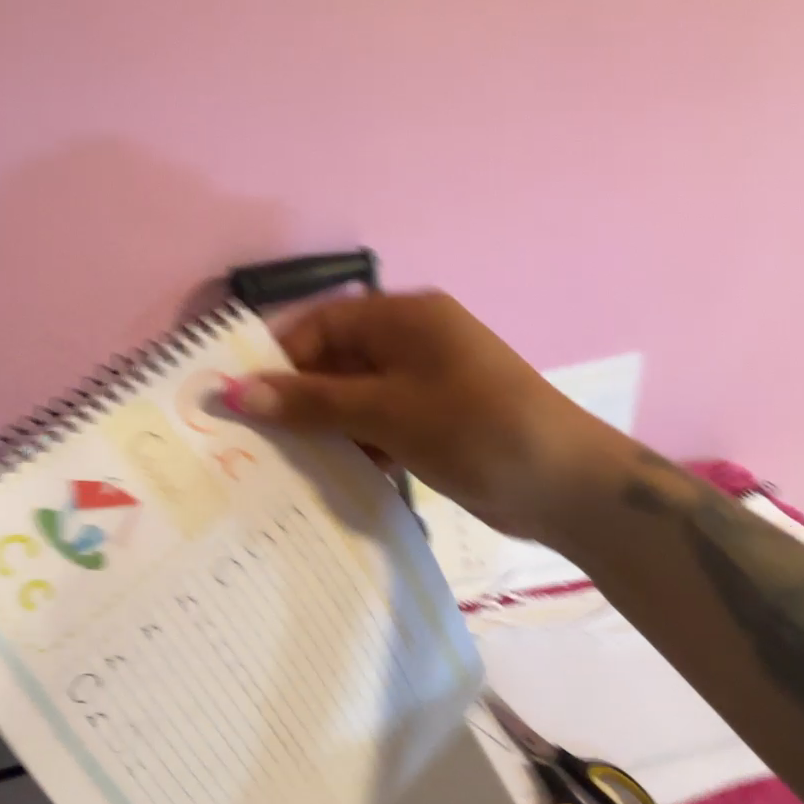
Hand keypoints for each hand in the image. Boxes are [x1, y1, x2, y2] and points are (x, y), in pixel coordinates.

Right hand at [225, 291, 630, 541]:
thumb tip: (237, 394)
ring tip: (284, 465)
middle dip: (297, 399)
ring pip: (353, 398)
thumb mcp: (388, 412)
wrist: (565, 485)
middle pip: (334, 362)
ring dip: (324, 428)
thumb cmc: (475, 428)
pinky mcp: (432, 422)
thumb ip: (312, 402)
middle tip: (253, 441)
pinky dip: (356, 446)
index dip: (277, 359)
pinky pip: (377, 425)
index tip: (237, 401)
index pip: (321, 324)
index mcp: (403, 318)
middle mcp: (411, 342)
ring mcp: (424, 384)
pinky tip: (332, 477)